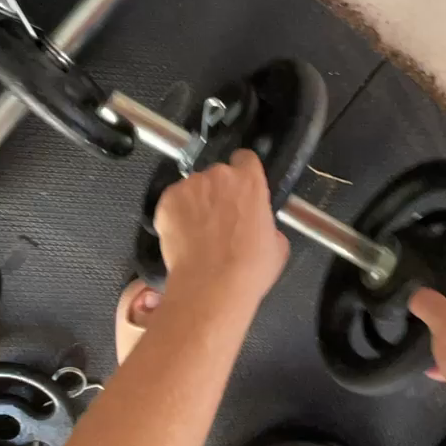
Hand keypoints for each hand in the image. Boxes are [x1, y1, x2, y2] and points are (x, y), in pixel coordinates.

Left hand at [155, 150, 289, 307]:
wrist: (211, 286)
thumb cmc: (246, 269)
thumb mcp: (277, 246)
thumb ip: (267, 224)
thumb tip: (261, 227)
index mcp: (249, 181)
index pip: (246, 159)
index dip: (243, 172)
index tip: (240, 187)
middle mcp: (219, 176)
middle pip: (217, 174)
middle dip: (218, 193)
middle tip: (220, 220)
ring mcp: (190, 186)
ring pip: (193, 188)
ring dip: (196, 203)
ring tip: (200, 233)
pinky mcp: (168, 201)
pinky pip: (173, 201)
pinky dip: (176, 214)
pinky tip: (185, 237)